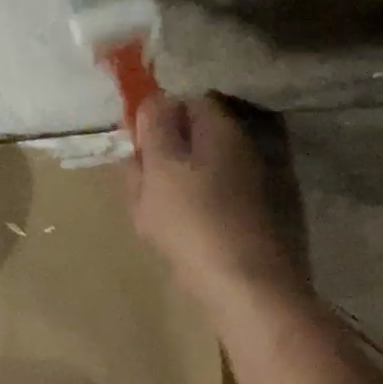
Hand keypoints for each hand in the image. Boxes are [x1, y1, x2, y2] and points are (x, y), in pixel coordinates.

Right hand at [124, 93, 304, 320]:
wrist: (242, 282)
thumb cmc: (190, 220)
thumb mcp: (159, 169)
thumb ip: (154, 130)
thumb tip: (153, 100)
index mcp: (220, 131)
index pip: (186, 102)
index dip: (156, 117)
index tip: (132, 143)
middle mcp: (242, 148)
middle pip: (193, 136)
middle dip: (162, 151)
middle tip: (136, 180)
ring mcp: (249, 181)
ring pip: (199, 167)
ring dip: (172, 181)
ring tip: (150, 209)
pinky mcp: (249, 213)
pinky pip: (209, 195)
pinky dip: (189, 204)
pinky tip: (175, 228)